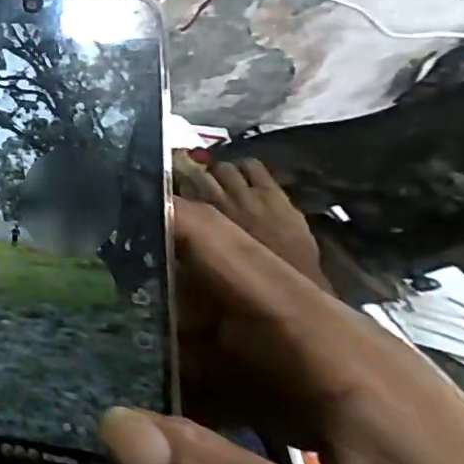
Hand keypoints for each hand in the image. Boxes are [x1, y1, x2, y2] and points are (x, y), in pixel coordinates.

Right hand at [101, 191, 463, 463]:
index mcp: (346, 353)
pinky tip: (155, 406)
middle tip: (64, 283)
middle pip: (224, 293)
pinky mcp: (345, 424)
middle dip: (150, 284)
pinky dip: (200, 389)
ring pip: (234, 340)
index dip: (166, 220)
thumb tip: (115, 422)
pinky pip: (254, 387)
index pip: (236, 255)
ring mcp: (343, 388)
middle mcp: (339, 351)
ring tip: (89, 337)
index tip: (94, 203)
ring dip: (168, 340)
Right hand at [173, 152, 328, 291]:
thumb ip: (189, 238)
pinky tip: (247, 177)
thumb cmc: (239, 288)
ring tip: (225, 181)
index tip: (177, 191)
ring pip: (224, 167)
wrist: (285, 296)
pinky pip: (253, 167)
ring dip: (222, 172)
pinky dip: (246, 168)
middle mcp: (218, 200)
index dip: (178, 188)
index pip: (180, 189)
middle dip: (199, 178)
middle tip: (202, 186)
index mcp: (199, 218)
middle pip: (200, 173)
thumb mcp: (200, 267)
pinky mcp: (272, 193)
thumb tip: (179, 228)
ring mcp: (247, 194)